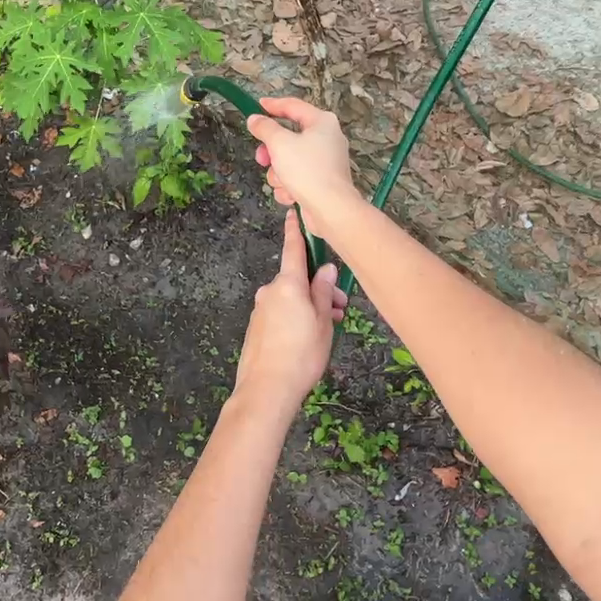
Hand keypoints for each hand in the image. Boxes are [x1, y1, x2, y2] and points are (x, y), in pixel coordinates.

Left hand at [234, 208, 346, 417]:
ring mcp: (261, 309)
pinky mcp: (258, 326)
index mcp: (287, 284)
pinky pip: (282, 313)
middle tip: (342, 307)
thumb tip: (325, 268)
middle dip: (320, 287)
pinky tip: (310, 338)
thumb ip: (324, 291)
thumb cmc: (301, 353)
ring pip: (292, 298)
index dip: (295, 230)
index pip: (293, 249)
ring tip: (331, 327)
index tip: (293, 213)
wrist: (266, 388)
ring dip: (312, 305)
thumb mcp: (323, 320)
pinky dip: (298, 317)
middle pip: (298, 279)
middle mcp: (270, 291)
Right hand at [246, 97, 360, 235]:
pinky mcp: (321, 180)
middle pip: (288, 137)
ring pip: (288, 160)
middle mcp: (326, 138)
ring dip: (278, 173)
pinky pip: (296, 177)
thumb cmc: (308, 171)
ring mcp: (324, 161)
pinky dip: (289, 186)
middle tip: (262, 159)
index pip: (293, 106)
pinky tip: (291, 195)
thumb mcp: (280, 143)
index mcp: (321, 122)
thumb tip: (255, 120)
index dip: (272, 105)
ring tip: (282, 182)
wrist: (330, 208)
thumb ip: (264, 128)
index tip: (257, 106)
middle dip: (272, 152)